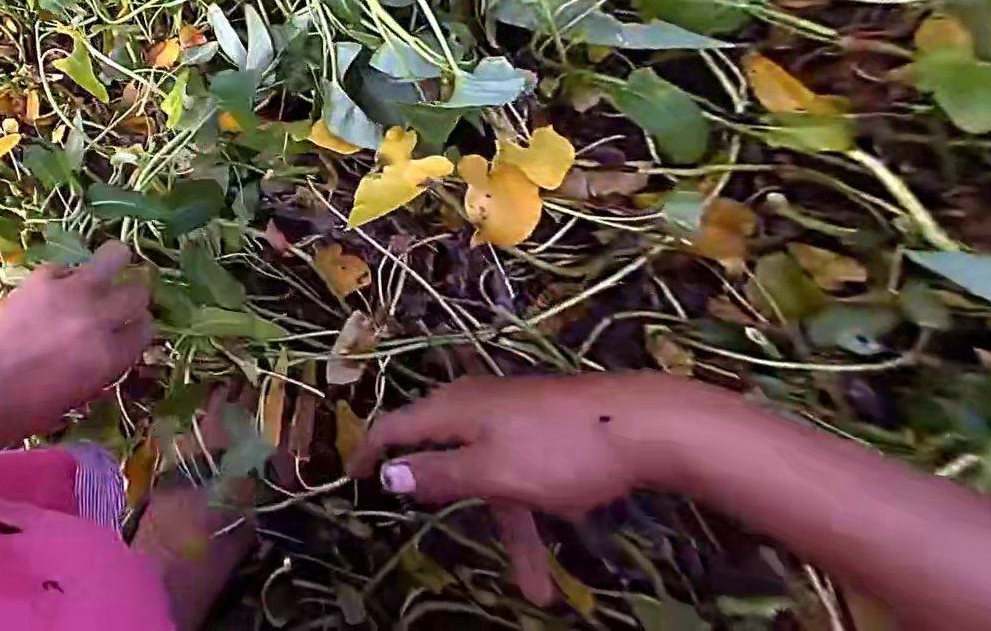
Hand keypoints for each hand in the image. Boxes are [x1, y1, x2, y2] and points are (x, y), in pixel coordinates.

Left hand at [0, 240, 152, 451]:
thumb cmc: (24, 410)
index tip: (127, 331)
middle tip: (115, 306)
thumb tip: (112, 345)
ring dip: (114, 264)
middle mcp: (98, 317)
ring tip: (103, 274)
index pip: (146, 328)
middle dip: (131, 298)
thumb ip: (104, 366)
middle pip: (138, 291)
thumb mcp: (78, 396)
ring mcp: (72, 290)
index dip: (138, 329)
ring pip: (115, 256)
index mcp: (109, 356)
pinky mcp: (44, 275)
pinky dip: (66, 277)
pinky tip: (53, 292)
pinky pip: (68, 266)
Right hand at [345, 373, 707, 603]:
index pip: (394, 427)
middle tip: (420, 517)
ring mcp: (505, 412)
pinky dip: (528, 502)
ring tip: (537, 585)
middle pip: (440, 450)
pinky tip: (563, 518)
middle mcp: (469, 404)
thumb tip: (387, 473)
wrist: (639, 422)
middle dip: (439, 495)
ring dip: (505, 524)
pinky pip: (517, 466)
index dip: (370, 450)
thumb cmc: (556, 449)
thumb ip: (438, 474)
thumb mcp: (493, 473)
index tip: (352, 476)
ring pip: (488, 469)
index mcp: (449, 410)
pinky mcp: (535, 421)